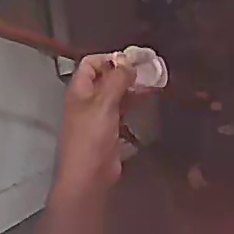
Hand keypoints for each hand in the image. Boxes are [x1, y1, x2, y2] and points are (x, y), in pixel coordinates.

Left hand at [53, 54, 136, 199]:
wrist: (89, 175)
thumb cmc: (92, 136)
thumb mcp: (104, 103)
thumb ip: (117, 80)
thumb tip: (128, 61)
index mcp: (79, 89)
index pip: (91, 62)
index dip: (110, 58)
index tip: (132, 60)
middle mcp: (86, 99)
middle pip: (105, 77)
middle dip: (125, 72)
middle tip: (148, 69)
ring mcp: (97, 115)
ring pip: (115, 93)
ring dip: (132, 86)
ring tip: (153, 82)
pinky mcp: (109, 129)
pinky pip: (122, 109)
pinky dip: (133, 102)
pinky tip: (148, 99)